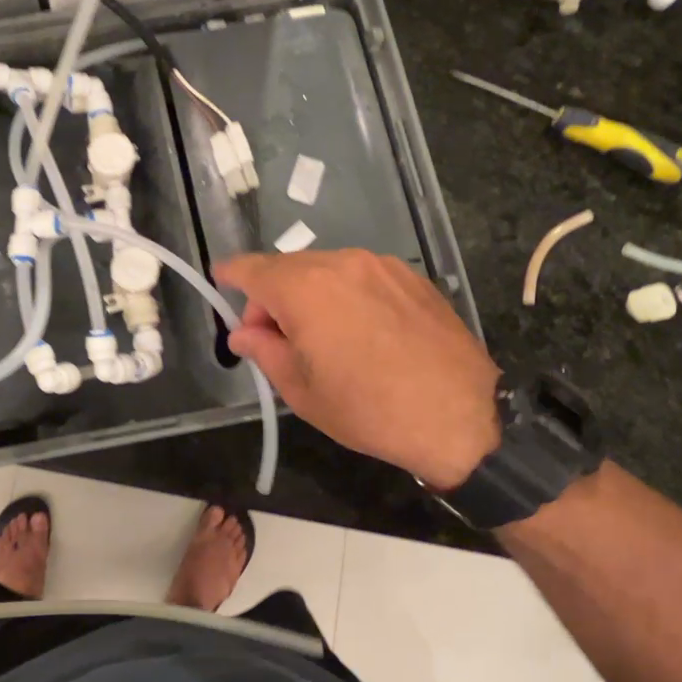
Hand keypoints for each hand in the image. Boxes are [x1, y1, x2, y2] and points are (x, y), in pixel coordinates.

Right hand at [215, 249, 500, 490]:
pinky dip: (345, 295)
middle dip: (271, 297)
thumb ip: (264, 350)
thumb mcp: (301, 390)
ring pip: (326, 271)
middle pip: (288, 268)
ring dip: (310, 295)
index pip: (252, 269)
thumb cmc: (368, 409)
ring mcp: (382, 266)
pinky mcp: (412, 278)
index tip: (220, 282)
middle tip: (274, 340)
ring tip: (321, 340)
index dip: (231, 275)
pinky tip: (359, 333)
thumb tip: (244, 333)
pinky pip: (361, 277)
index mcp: (304, 288)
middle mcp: (342, 263)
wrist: (461, 417)